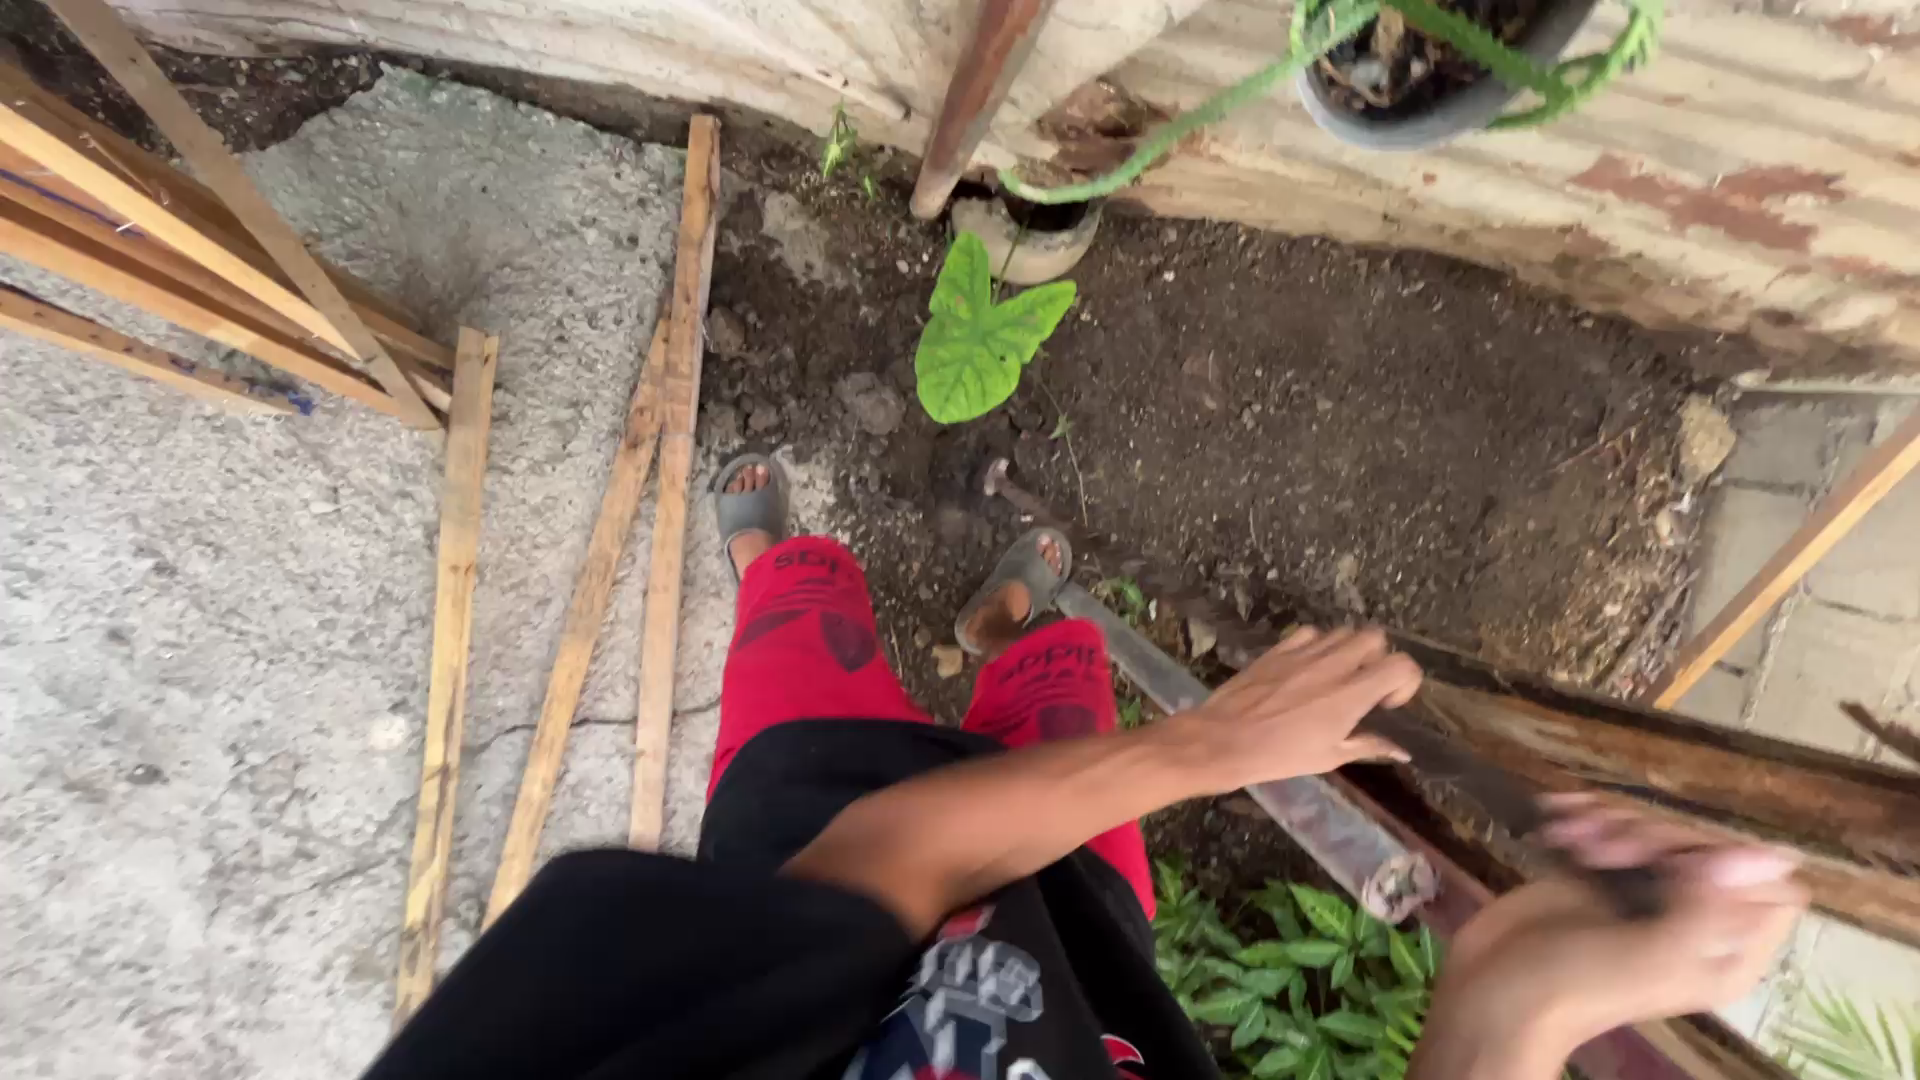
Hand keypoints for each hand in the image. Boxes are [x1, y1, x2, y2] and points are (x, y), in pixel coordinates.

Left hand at [1164, 626, 1419, 793]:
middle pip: (1373, 637)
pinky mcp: (1276, 650)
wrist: (1225, 738)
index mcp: (1350, 694)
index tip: (1388, 703)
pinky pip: (1307, 633)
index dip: (1406, 680)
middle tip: (1364, 684)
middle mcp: (1330, 665)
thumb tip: (1400, 750)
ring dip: (1347, 649)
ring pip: (1340, 631)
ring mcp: (1301, 653)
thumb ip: (1368, 745)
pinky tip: (1307, 666)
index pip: (1401, 664)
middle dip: (1378, 657)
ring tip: (1336, 676)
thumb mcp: (1330, 757)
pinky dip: (1316, 644)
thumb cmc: (1280, 755)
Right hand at [1429, 798, 1807, 1059]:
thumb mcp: (1656, 953)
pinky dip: (1576, 816)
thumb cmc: (1585, 981)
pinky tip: (1552, 814)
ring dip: (1606, 822)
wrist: (1502, 984)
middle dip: (1647, 836)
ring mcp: (1632, 894)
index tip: (1672, 862)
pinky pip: (1597, 832)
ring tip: (1567, 834)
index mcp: (1723, 948)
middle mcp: (1687, 917)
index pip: (1766, 889)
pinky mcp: (1586, 876)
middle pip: (1696, 850)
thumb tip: (1769, 853)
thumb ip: (1712, 906)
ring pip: (1645, 834)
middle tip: (1602, 850)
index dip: (1726, 863)